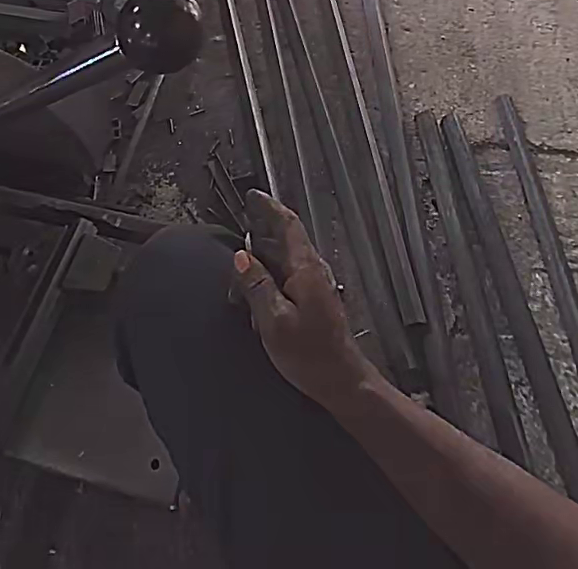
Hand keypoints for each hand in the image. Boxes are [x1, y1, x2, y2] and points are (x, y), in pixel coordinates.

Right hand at [232, 191, 378, 410]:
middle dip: (258, 239)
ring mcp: (314, 285)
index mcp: (305, 268)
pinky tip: (256, 299)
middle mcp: (312, 270)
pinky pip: (286, 278)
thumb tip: (241, 258)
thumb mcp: (273, 321)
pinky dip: (268, 280)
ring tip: (239, 279)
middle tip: (235, 248)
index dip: (269, 208)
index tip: (253, 197)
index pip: (287, 224)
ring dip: (260, 264)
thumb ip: (257, 285)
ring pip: (282, 261)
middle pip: (282, 241)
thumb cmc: (311, 355)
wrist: (342, 381)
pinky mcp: (313, 301)